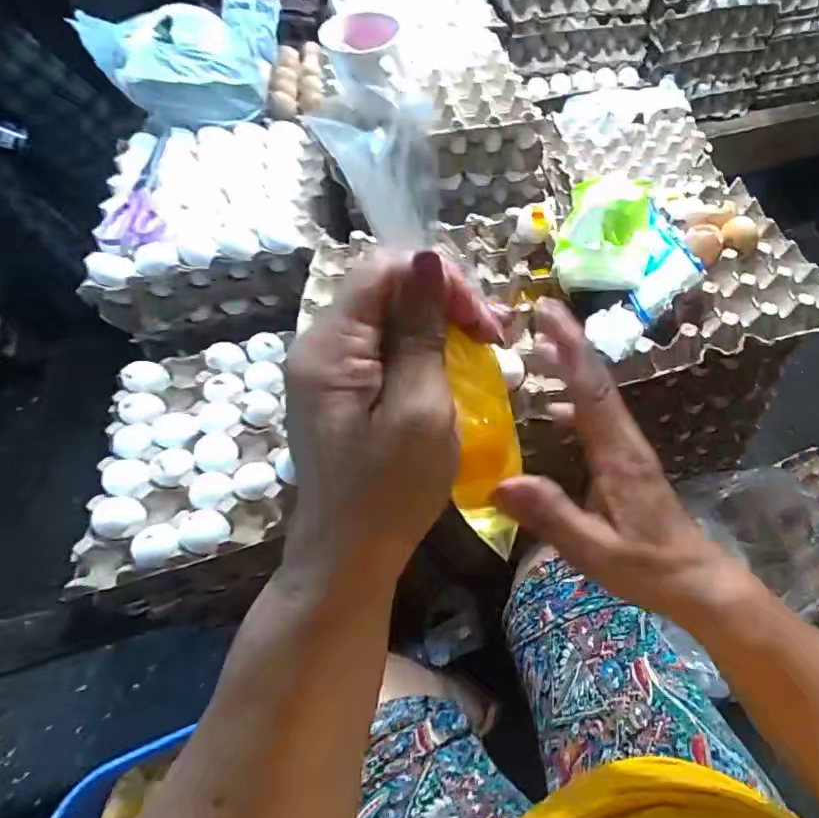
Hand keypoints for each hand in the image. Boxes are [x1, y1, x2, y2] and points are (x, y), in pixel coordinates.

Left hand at [281, 250, 502, 583]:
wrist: (348, 558)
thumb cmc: (390, 492)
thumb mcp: (420, 408)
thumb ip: (422, 331)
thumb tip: (426, 259)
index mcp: (330, 347)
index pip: (384, 270)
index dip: (441, 280)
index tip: (484, 323)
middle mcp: (321, 346)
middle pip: (388, 289)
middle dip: (447, 301)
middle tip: (497, 337)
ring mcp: (329, 368)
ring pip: (392, 317)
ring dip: (442, 325)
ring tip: (489, 348)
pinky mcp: (343, 388)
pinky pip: (387, 347)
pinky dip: (427, 350)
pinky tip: (458, 366)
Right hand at [493, 299, 753, 619]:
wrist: (693, 578)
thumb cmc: (645, 566)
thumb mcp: (592, 549)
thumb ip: (550, 514)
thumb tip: (500, 483)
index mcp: (618, 455)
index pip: (591, 390)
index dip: (569, 348)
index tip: (547, 313)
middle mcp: (625, 440)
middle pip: (596, 380)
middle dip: (569, 343)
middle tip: (538, 313)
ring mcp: (628, 448)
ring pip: (597, 394)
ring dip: (570, 367)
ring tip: (535, 349)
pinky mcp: (627, 459)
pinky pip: (597, 416)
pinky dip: (574, 398)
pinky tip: (551, 409)